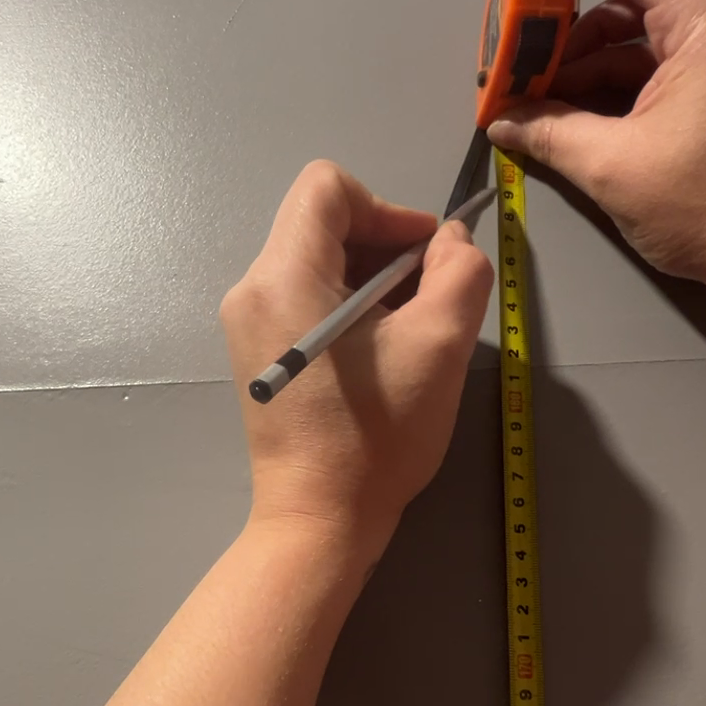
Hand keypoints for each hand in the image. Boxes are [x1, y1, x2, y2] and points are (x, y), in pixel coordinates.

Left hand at [220, 161, 493, 546]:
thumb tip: (448, 241)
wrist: (319, 518)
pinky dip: (345, 305)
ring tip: (405, 329)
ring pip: (314, 261)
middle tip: (424, 297)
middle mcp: (251, 290)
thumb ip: (459, 271)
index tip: (422, 257)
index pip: (327, 187)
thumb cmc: (376, 437)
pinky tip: (376, 350)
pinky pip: (302, 298)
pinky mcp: (255, 351)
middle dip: (382, 246)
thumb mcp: (440, 346)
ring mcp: (246, 323)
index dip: (387, 207)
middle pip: (320, 223)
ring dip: (369, 278)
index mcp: (282, 276)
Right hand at [488, 0, 705, 290]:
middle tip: (516, 79)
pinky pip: (680, 57)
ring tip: (542, 110)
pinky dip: (631, 82)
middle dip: (570, 37)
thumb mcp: (614, 168)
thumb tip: (500, 121)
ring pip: (655, 31)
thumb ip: (550, 133)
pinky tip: (585, 117)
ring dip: (595, 67)